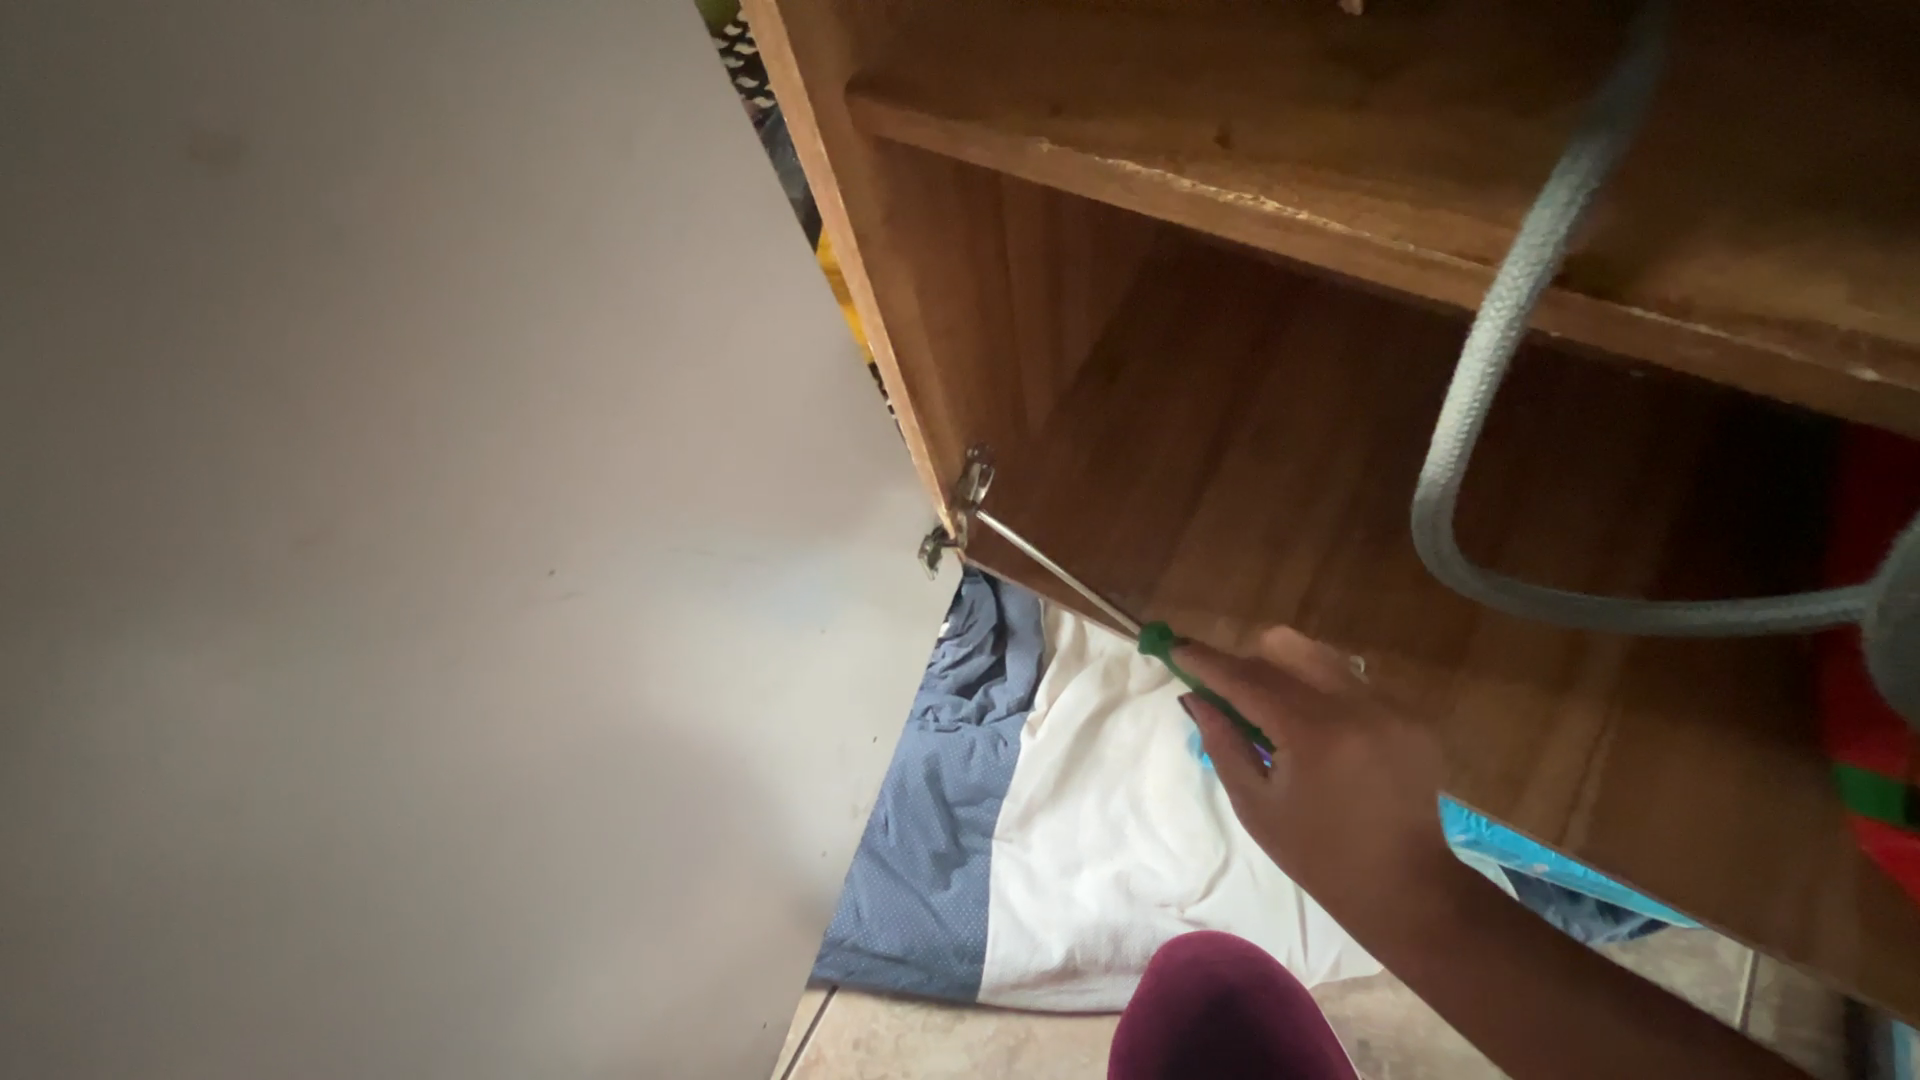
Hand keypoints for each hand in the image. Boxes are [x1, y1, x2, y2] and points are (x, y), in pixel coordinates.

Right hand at [1178, 627, 1463, 935]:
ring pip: (1318, 656)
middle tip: (1227, 691)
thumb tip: (1195, 697)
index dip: (1207, 661)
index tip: (1176, 647)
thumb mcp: (1255, 805)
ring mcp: (1389, 707)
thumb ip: (1222, 742)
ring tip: (1272, 710)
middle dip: (1246, 662)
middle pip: (1285, 648)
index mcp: (1314, 735)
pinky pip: (1349, 680)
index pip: (1248, 680)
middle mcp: (1355, 707)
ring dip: (1283, 670)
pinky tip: (1317, 731)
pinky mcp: (1409, 716)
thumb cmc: (1318, 855)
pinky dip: (1319, 690)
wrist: (1406, 887)